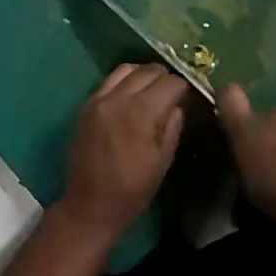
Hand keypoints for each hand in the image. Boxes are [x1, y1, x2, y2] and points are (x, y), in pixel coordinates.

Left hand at [60, 64, 189, 237]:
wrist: (89, 206)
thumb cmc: (131, 191)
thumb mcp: (162, 162)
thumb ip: (172, 127)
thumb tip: (178, 105)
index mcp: (141, 114)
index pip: (171, 83)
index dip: (184, 89)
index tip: (189, 100)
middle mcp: (118, 99)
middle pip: (149, 71)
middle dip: (166, 79)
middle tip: (173, 96)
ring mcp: (98, 100)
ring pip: (127, 69)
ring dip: (144, 75)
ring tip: (152, 92)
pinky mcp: (86, 106)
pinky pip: (108, 81)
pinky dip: (124, 82)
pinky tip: (131, 98)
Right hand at [217, 84, 275, 244]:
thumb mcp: (254, 193)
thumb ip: (246, 163)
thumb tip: (248, 155)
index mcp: (248, 132)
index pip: (228, 96)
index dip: (227, 101)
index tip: (231, 119)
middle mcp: (274, 116)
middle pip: (263, 118)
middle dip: (266, 136)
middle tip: (275, 166)